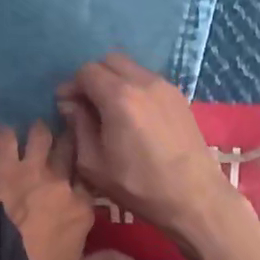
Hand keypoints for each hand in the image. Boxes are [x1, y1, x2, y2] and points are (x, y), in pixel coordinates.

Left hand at [0, 123, 131, 259]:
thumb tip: (130, 258)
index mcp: (79, 206)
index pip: (88, 173)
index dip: (83, 161)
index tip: (79, 153)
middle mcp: (54, 181)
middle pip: (61, 145)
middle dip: (56, 137)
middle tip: (48, 134)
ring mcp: (21, 170)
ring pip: (28, 135)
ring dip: (23, 134)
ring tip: (15, 135)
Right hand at [55, 53, 230, 233]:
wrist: (193, 198)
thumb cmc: (137, 184)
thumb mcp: (93, 162)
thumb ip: (78, 126)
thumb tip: (70, 105)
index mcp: (119, 97)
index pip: (86, 72)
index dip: (71, 86)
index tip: (65, 106)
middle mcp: (143, 82)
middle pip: (109, 61)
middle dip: (93, 77)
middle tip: (86, 104)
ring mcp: (165, 87)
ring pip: (131, 68)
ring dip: (114, 80)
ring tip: (108, 109)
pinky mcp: (179, 97)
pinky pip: (147, 80)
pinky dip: (133, 87)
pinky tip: (131, 115)